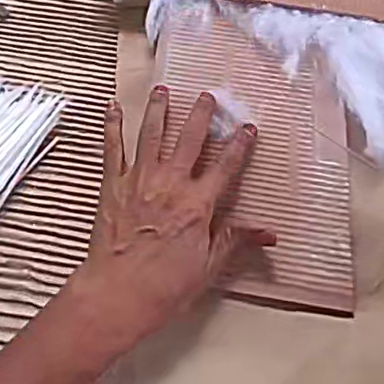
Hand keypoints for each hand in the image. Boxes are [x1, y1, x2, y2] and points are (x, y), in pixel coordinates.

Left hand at [66, 89, 274, 346]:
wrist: (116, 294)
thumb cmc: (164, 286)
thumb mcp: (207, 267)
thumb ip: (236, 241)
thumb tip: (270, 233)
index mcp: (197, 204)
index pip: (226, 167)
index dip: (239, 145)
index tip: (248, 127)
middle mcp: (171, 184)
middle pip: (190, 139)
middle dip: (201, 115)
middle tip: (208, 96)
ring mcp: (141, 180)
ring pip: (152, 134)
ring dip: (159, 109)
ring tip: (163, 90)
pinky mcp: (114, 184)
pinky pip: (114, 148)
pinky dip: (113, 126)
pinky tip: (114, 106)